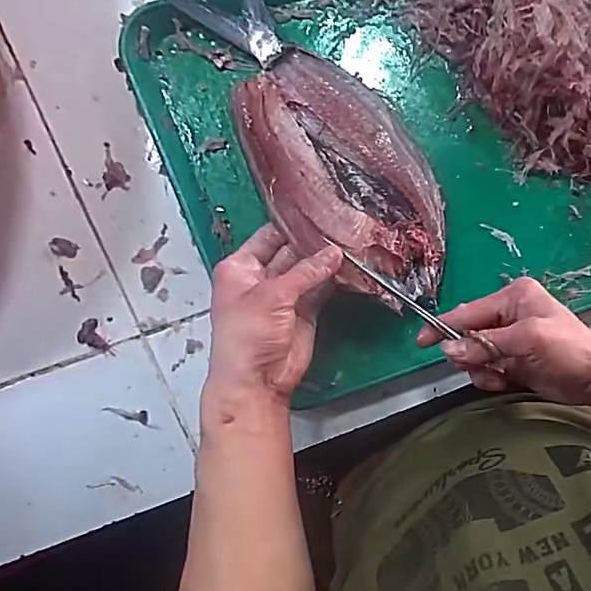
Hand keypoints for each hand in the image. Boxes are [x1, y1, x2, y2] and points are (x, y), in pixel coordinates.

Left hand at [201, 225, 342, 426]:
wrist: (258, 379)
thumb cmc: (245, 338)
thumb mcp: (272, 296)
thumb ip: (305, 272)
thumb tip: (332, 254)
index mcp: (241, 267)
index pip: (269, 236)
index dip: (291, 224)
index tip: (317, 211)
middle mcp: (262, 278)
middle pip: (292, 251)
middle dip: (314, 242)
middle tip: (340, 227)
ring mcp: (285, 296)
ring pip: (309, 271)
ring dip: (327, 262)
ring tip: (350, 244)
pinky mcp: (304, 312)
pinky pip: (321, 290)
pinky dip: (334, 280)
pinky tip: (348, 268)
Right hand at [416, 277, 590, 405]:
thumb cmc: (568, 349)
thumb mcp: (527, 340)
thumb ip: (485, 344)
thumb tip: (449, 349)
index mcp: (513, 298)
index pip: (468, 312)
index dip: (443, 327)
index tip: (421, 342)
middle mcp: (509, 316)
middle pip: (467, 336)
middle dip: (470, 354)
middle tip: (483, 366)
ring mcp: (511, 341)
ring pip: (474, 357)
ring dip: (482, 369)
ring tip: (502, 375)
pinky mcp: (514, 363)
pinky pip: (487, 370)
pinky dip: (491, 378)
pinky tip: (507, 380)